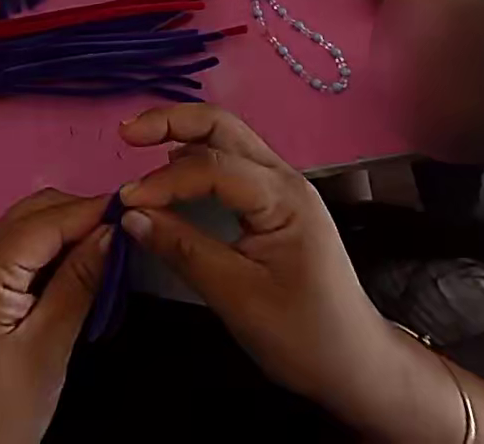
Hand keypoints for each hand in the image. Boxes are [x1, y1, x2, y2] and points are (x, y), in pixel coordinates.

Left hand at [0, 189, 109, 443]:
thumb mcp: (47, 348)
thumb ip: (80, 282)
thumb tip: (110, 232)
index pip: (54, 216)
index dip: (98, 211)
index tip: (138, 215)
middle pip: (42, 208)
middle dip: (85, 215)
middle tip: (127, 240)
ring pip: (34, 221)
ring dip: (71, 229)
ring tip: (108, 256)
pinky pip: (22, 242)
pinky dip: (53, 246)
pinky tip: (77, 270)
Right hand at [116, 105, 466, 440]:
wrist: (357, 362)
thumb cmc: (303, 334)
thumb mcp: (239, 298)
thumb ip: (183, 250)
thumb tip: (131, 217)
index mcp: (282, 195)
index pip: (212, 168)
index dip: (164, 181)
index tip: (125, 202)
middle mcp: (282, 175)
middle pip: (222, 126)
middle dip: (172, 121)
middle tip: (127, 133)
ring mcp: (279, 184)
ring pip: (226, 138)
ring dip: (182, 134)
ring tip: (139, 144)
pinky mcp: (271, 199)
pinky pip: (229, 162)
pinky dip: (195, 157)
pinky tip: (171, 171)